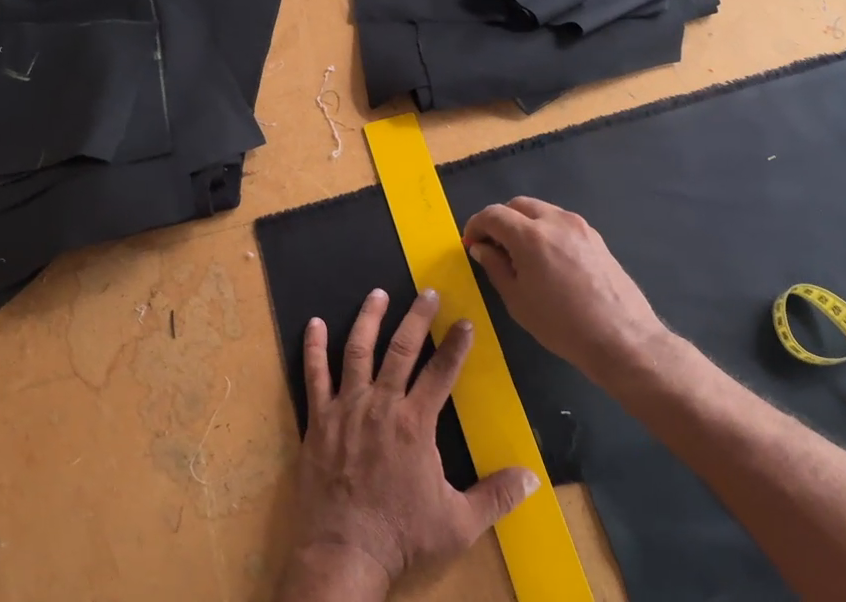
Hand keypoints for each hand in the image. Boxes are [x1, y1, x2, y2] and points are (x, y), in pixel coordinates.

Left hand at [280, 288, 540, 597]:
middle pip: (401, 350)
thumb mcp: (458, 523)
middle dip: (416, 318)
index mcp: (415, 425)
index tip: (465, 321)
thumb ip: (495, 496)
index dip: (455, 345)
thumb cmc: (401, 537)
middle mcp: (381, 406)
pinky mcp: (318, 420)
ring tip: (377, 294)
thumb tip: (532, 478)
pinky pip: (314, 376)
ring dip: (368, 320)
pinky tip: (313, 324)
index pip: (441, 372)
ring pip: (357, 352)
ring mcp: (346, 409)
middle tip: (426, 293)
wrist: (343, 552)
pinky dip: (313, 348)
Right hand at [462, 196, 669, 379]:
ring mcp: (580, 227)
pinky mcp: (596, 238)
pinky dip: (545, 231)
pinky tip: (547, 260)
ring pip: (542, 211)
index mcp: (530, 235)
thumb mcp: (517, 300)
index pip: (493, 214)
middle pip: (518, 205)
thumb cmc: (561, 324)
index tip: (471, 244)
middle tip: (493, 247)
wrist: (621, 338)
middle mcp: (556, 221)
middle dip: (500, 220)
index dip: (476, 226)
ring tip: (520, 255)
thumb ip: (495, 267)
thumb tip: (482, 248)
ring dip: (524, 224)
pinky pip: (561, 223)